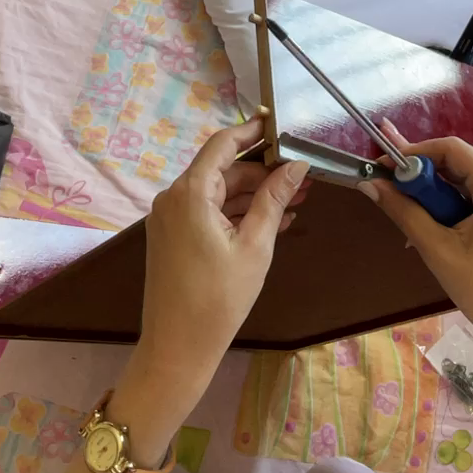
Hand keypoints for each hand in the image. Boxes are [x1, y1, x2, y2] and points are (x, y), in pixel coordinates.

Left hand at [138, 120, 309, 385]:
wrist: (177, 349)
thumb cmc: (219, 298)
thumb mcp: (255, 246)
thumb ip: (274, 199)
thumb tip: (296, 165)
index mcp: (190, 192)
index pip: (222, 145)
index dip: (252, 131)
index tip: (279, 123)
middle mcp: (174, 197)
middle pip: (223, 169)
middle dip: (263, 171)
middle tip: (302, 175)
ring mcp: (170, 217)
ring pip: (219, 192)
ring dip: (254, 195)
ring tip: (296, 200)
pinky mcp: (173, 236)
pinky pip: (209, 212)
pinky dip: (237, 214)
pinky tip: (273, 221)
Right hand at [362, 121, 472, 362]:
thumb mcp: (437, 249)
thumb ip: (403, 210)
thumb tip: (369, 184)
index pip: (452, 149)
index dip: (415, 152)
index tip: (386, 168)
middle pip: (459, 162)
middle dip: (423, 176)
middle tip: (392, 190)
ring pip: (466, 180)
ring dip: (436, 194)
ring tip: (413, 220)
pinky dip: (453, 206)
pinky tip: (436, 229)